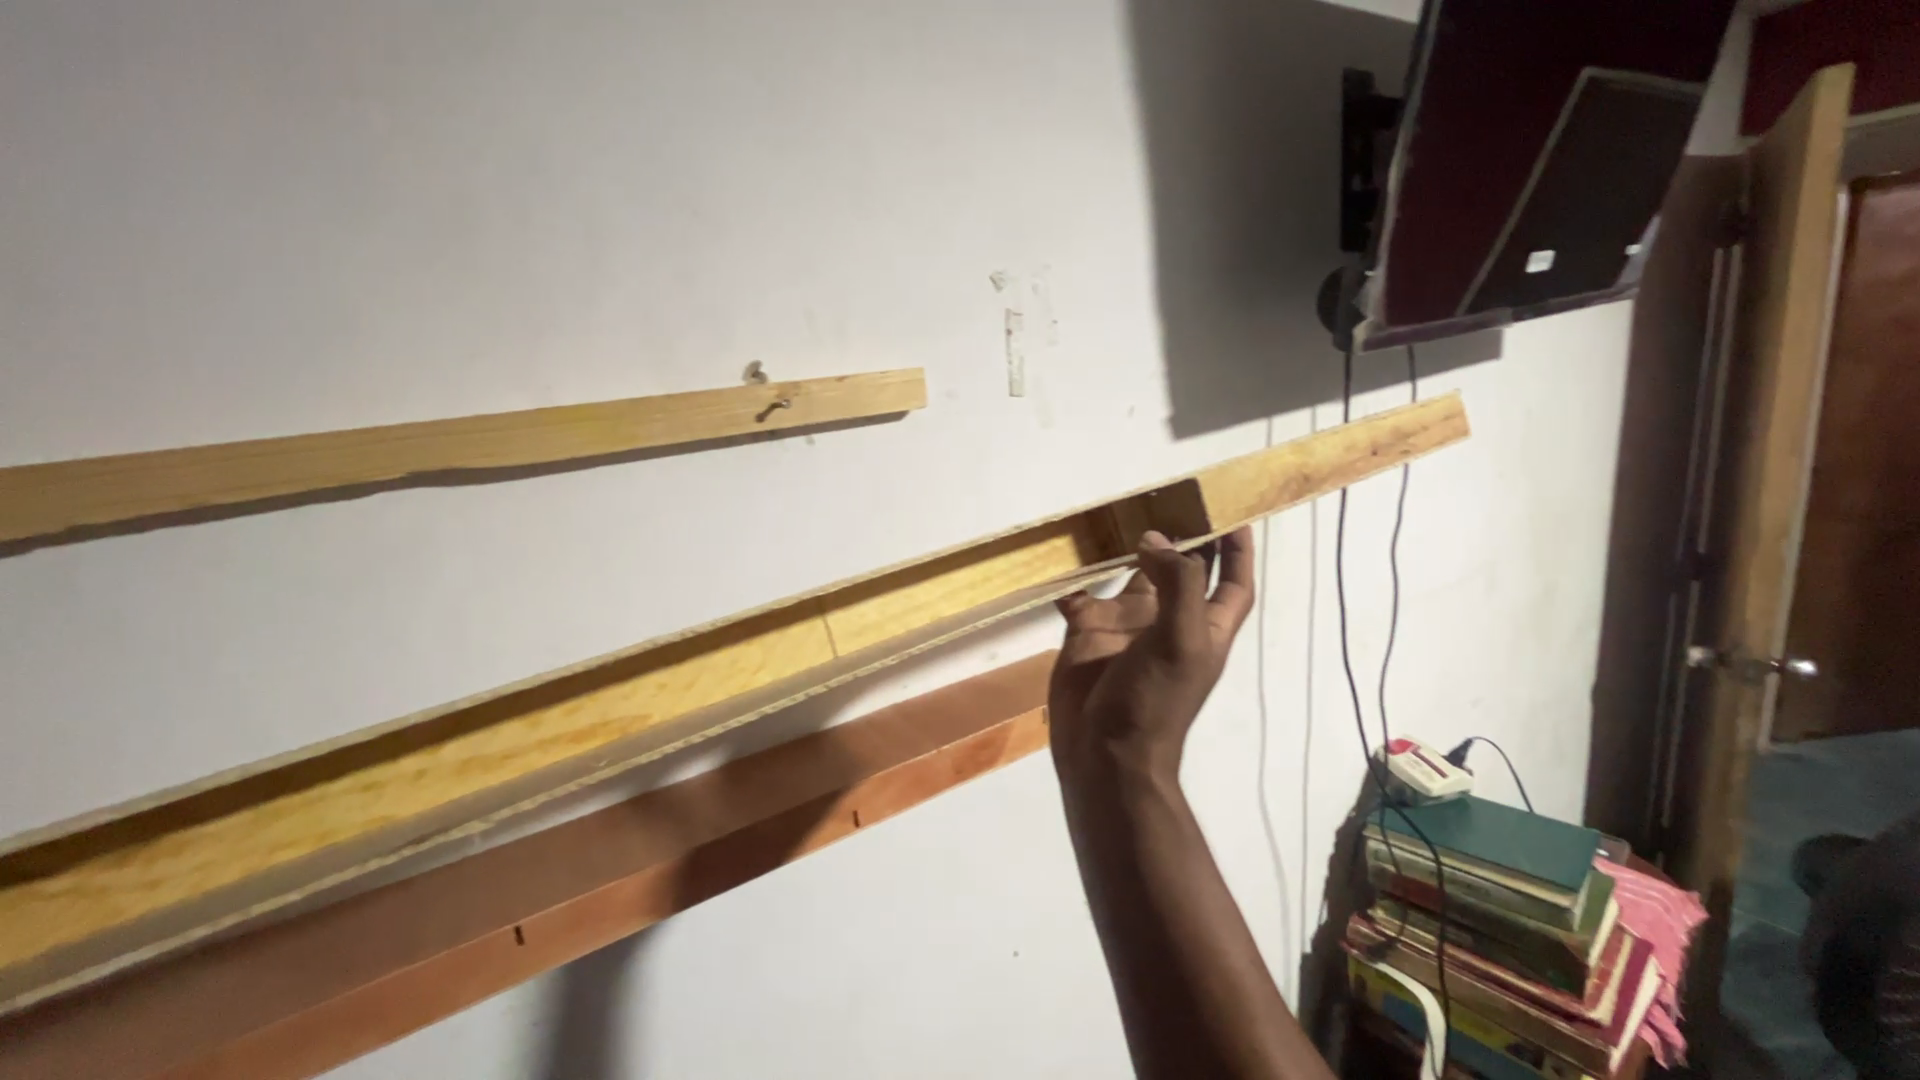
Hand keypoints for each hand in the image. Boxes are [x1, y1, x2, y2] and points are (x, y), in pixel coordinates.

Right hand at [1049, 527, 1255, 779]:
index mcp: (1204, 625)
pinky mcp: (1087, 632)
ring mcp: (1126, 626)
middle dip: (1177, 535)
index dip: (1238, 549)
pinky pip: (1079, 595)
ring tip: (1113, 510)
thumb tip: (1156, 539)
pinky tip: (1062, 554)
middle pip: (1181, 568)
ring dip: (1122, 546)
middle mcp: (1168, 619)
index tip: (1230, 511)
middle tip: (1163, 495)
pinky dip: (1071, 576)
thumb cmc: (1155, 701)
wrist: (1105, 753)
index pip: (1233, 581)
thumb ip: (1178, 584)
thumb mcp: (1182, 641)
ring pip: (1127, 573)